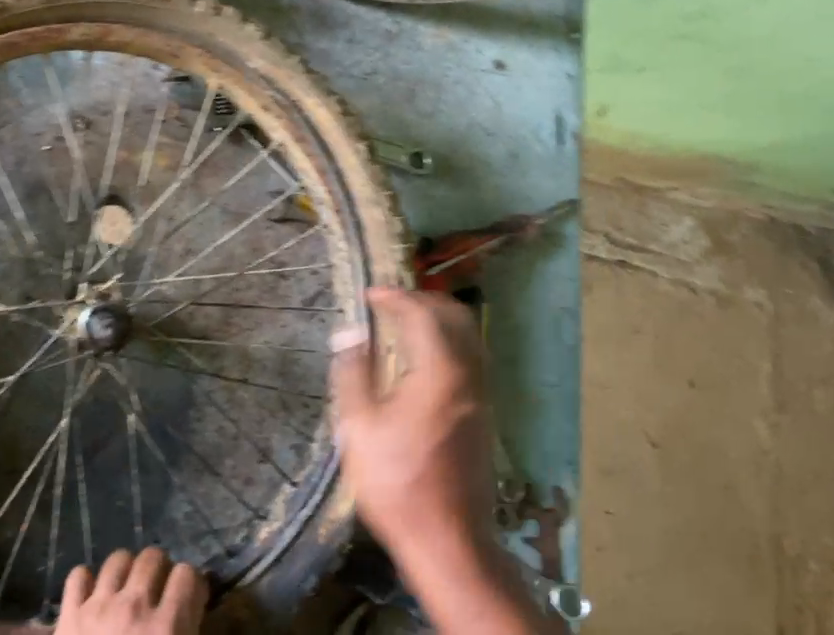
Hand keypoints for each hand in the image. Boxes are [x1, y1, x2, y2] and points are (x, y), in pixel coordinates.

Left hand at [54, 547, 207, 634]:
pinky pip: (78, 575)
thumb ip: (187, 630)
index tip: (191, 595)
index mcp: (168, 628)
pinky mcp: (68, 616)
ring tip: (128, 586)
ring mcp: (98, 608)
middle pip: (153, 557)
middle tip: (159, 589)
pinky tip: (95, 594)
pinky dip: (88, 581)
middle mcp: (134, 607)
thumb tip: (195, 610)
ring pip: (117, 559)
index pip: (188, 575)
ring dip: (127, 570)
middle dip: (160, 568)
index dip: (192, 583)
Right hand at [330, 287, 494, 560]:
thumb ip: (354, 373)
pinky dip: (447, 344)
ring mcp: (481, 399)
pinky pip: (470, 360)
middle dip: (423, 301)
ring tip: (404, 323)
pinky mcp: (483, 418)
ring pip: (468, 339)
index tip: (369, 293)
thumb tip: (350, 333)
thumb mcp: (359, 427)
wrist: (448, 541)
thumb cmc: (397, 482)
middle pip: (456, 318)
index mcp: (440, 373)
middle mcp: (469, 378)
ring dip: (438, 321)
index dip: (394, 297)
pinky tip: (421, 360)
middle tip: (390, 301)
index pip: (422, 314)